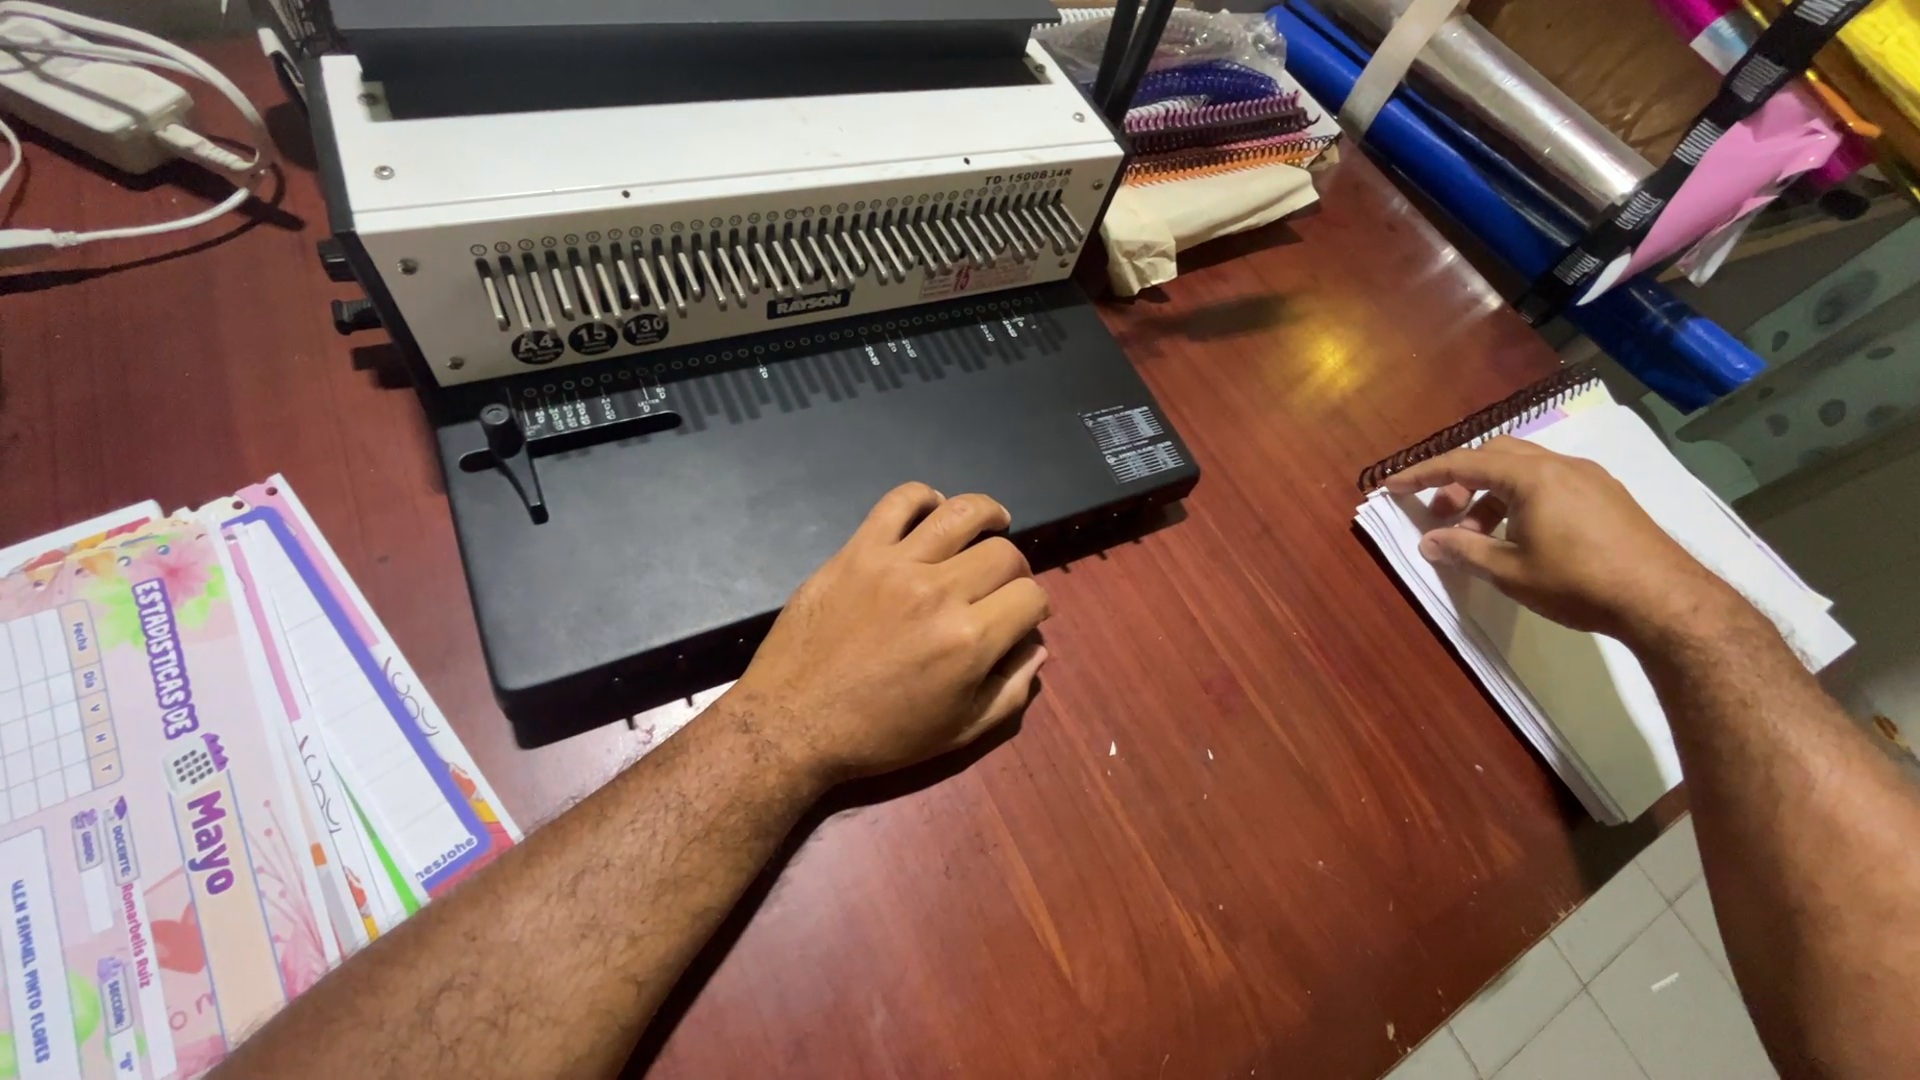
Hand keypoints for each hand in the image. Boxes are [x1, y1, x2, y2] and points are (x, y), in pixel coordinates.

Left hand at [726, 483, 1051, 783]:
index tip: (1023, 616)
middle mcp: (940, 592)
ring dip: (988, 514)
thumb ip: (1010, 691)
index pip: (1031, 597)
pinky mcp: (857, 551)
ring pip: (960, 513)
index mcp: (970, 640)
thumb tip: (1037, 647)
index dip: (1036, 607)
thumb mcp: (959, 733)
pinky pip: (898, 501)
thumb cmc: (879, 735)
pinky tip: (932, 513)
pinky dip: (924, 498)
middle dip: (1016, 570)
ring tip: (993, 522)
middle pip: (1004, 554)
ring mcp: (896, 565)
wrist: (792, 723)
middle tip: (1001, 586)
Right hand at [1384, 437, 1746, 641]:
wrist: (1666, 602)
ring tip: (1480, 534)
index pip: (1462, 462)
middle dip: (1460, 479)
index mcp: (1532, 477)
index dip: (1421, 474)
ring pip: (1524, 468)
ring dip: (1490, 492)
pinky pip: (1549, 481)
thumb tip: (1428, 542)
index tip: (1392, 486)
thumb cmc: (1578, 582)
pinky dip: (1520, 498)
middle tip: (1444, 514)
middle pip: (1495, 454)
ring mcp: (1589, 479)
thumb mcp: (1508, 571)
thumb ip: (1463, 550)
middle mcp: (1561, 466)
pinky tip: (1520, 535)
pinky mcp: (1607, 497)